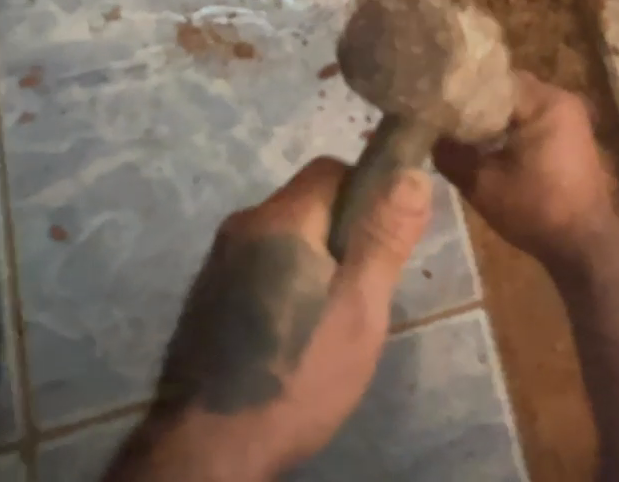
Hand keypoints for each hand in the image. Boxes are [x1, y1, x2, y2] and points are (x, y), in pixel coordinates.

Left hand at [110, 158, 432, 480]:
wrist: (207, 449)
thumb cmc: (297, 374)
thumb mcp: (358, 308)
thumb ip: (384, 237)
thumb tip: (411, 172)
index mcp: (279, 218)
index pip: (331, 170)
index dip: (366, 193)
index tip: (382, 243)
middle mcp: (242, 225)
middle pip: (308, 204)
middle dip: (342, 236)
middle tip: (360, 293)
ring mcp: (219, 261)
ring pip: (284, 239)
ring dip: (313, 263)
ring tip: (329, 323)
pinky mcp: (207, 294)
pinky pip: (260, 266)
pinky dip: (284, 285)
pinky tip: (292, 337)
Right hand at [433, 70, 618, 272]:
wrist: (584, 247)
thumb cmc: (536, 210)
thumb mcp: (481, 183)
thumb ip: (449, 153)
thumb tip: (425, 132)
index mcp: (544, 101)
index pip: (492, 78)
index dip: (460, 90)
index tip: (433, 102)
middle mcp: (561, 99)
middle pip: (505, 89)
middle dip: (474, 104)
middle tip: (441, 118)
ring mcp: (569, 117)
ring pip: (517, 105)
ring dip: (491, 118)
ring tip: (457, 132)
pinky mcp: (569, 136)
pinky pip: (530, 120)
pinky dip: (509, 129)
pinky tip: (485, 146)